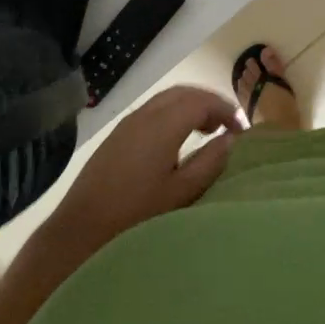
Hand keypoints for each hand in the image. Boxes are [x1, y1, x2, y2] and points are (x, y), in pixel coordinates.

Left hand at [39, 86, 240, 261]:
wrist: (82, 230)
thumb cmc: (137, 214)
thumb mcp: (182, 192)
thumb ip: (210, 162)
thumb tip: (230, 139)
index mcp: (162, 125)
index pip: (201, 101)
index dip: (225, 110)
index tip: (243, 129)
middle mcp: (143, 115)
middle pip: (182, 93)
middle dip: (208, 103)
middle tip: (228, 126)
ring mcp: (126, 124)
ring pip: (165, 101)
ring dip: (190, 108)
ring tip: (207, 132)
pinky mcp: (116, 137)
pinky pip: (152, 112)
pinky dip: (172, 116)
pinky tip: (179, 142)